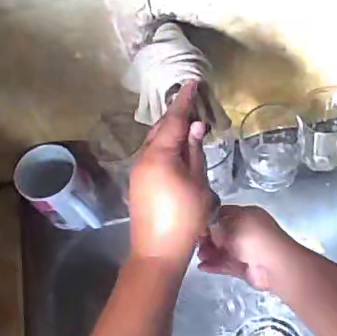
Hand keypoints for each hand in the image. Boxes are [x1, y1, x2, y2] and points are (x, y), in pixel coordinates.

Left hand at [127, 81, 214, 263]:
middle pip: (161, 129)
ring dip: (170, 131)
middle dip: (176, 114)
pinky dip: (165, 147)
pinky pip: (152, 156)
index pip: (174, 120)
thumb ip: (195, 153)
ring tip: (187, 123)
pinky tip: (177, 150)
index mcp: (159, 155)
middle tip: (192, 101)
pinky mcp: (138, 184)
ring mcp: (137, 172)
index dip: (184, 101)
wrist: (157, 253)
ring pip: (154, 143)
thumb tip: (195, 127)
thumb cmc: (184, 219)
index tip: (192, 83)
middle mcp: (143, 158)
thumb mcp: (198, 184)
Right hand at [196, 205, 305, 291]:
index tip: (196, 226)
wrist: (274, 265)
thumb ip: (215, 225)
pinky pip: (226, 264)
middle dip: (208, 239)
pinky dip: (215, 265)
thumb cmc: (252, 238)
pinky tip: (202, 267)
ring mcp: (246, 250)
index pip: (224, 213)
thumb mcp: (230, 225)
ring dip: (210, 253)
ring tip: (199, 257)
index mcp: (247, 215)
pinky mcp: (244, 267)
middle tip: (196, 244)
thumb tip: (206, 228)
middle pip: (221, 234)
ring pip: (223, 250)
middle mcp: (246, 231)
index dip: (209, 219)